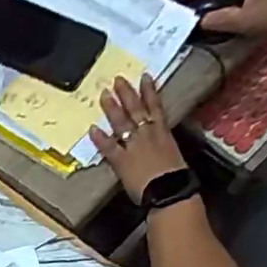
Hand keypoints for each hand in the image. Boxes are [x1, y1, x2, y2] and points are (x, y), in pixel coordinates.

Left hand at [88, 75, 187, 205]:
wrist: (168, 189)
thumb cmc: (174, 176)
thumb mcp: (171, 152)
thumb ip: (162, 144)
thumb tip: (157, 145)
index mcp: (163, 131)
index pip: (156, 106)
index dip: (149, 90)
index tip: (144, 77)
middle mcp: (148, 133)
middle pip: (136, 109)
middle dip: (126, 93)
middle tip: (117, 80)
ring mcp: (134, 146)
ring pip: (122, 122)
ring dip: (112, 108)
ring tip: (104, 95)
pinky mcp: (122, 161)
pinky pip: (108, 147)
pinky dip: (100, 138)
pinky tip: (92, 129)